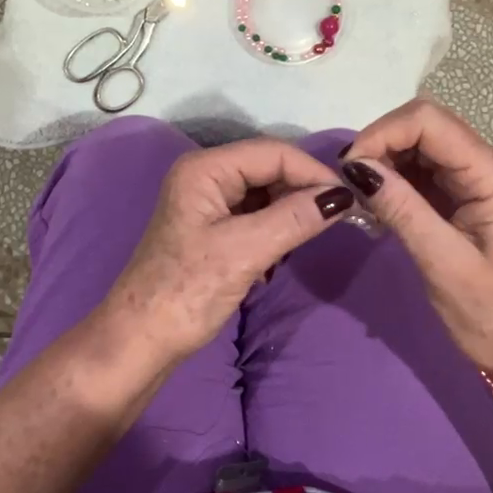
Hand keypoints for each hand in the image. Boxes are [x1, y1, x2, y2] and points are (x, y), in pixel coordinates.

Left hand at [104, 139, 355, 362]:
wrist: (141, 340)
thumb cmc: (186, 292)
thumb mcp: (245, 252)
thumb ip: (294, 218)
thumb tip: (344, 196)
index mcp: (205, 169)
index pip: (272, 152)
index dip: (313, 172)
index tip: (351, 201)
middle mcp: (204, 175)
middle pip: (269, 168)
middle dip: (302, 191)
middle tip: (337, 222)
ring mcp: (206, 202)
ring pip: (265, 192)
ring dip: (289, 213)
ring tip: (304, 241)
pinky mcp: (211, 228)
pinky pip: (255, 215)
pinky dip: (274, 230)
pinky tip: (279, 257)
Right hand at [341, 99, 492, 386]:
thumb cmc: (491, 313)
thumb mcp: (443, 263)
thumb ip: (402, 209)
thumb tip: (356, 168)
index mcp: (492, 176)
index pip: (429, 121)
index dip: (383, 133)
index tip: (350, 169)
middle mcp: (484, 165)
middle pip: (421, 124)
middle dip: (379, 144)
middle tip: (351, 184)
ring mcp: (470, 179)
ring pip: (415, 142)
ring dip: (381, 161)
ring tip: (360, 198)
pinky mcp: (456, 194)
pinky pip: (416, 167)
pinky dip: (389, 178)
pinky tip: (375, 206)